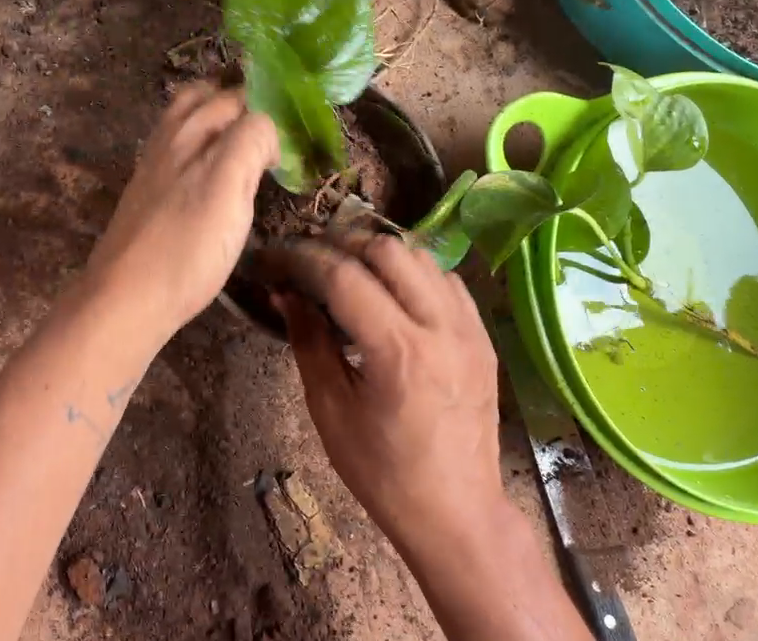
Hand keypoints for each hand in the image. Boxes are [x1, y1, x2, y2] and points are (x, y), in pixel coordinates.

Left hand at [83, 83, 278, 333]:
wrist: (126, 298)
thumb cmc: (186, 246)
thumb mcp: (229, 188)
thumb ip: (249, 143)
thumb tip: (265, 128)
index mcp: (189, 132)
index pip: (235, 96)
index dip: (266, 109)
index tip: (291, 136)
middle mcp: (168, 141)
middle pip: (203, 99)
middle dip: (236, 103)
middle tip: (270, 133)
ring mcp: (153, 168)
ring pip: (185, 123)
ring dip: (214, 122)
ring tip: (245, 149)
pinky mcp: (146, 195)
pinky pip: (176, 153)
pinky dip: (199, 150)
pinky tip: (213, 179)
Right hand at [270, 233, 504, 558]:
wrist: (457, 514)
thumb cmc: (383, 472)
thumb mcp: (330, 410)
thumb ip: (308, 341)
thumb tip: (285, 292)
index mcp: (399, 352)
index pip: (342, 276)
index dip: (301, 258)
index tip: (274, 258)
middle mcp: (441, 328)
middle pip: (386, 249)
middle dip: (338, 243)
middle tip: (307, 258)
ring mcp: (469, 330)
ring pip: (420, 256)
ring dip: (377, 253)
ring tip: (345, 269)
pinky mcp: (482, 337)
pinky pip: (446, 280)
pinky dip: (412, 272)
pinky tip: (390, 292)